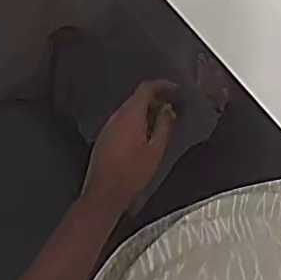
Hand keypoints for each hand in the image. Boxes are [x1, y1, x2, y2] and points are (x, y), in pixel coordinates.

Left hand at [82, 79, 176, 214]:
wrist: (104, 194)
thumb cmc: (133, 173)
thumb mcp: (156, 150)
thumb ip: (164, 125)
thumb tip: (168, 109)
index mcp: (130, 114)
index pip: (146, 88)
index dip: (162, 85)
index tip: (176, 90)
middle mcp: (116, 115)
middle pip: (137, 97)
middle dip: (156, 98)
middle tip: (173, 105)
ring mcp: (108, 125)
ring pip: (130, 108)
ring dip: (147, 109)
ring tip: (163, 119)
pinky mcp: (105, 136)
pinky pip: (123, 119)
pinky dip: (137, 119)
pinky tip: (146, 132)